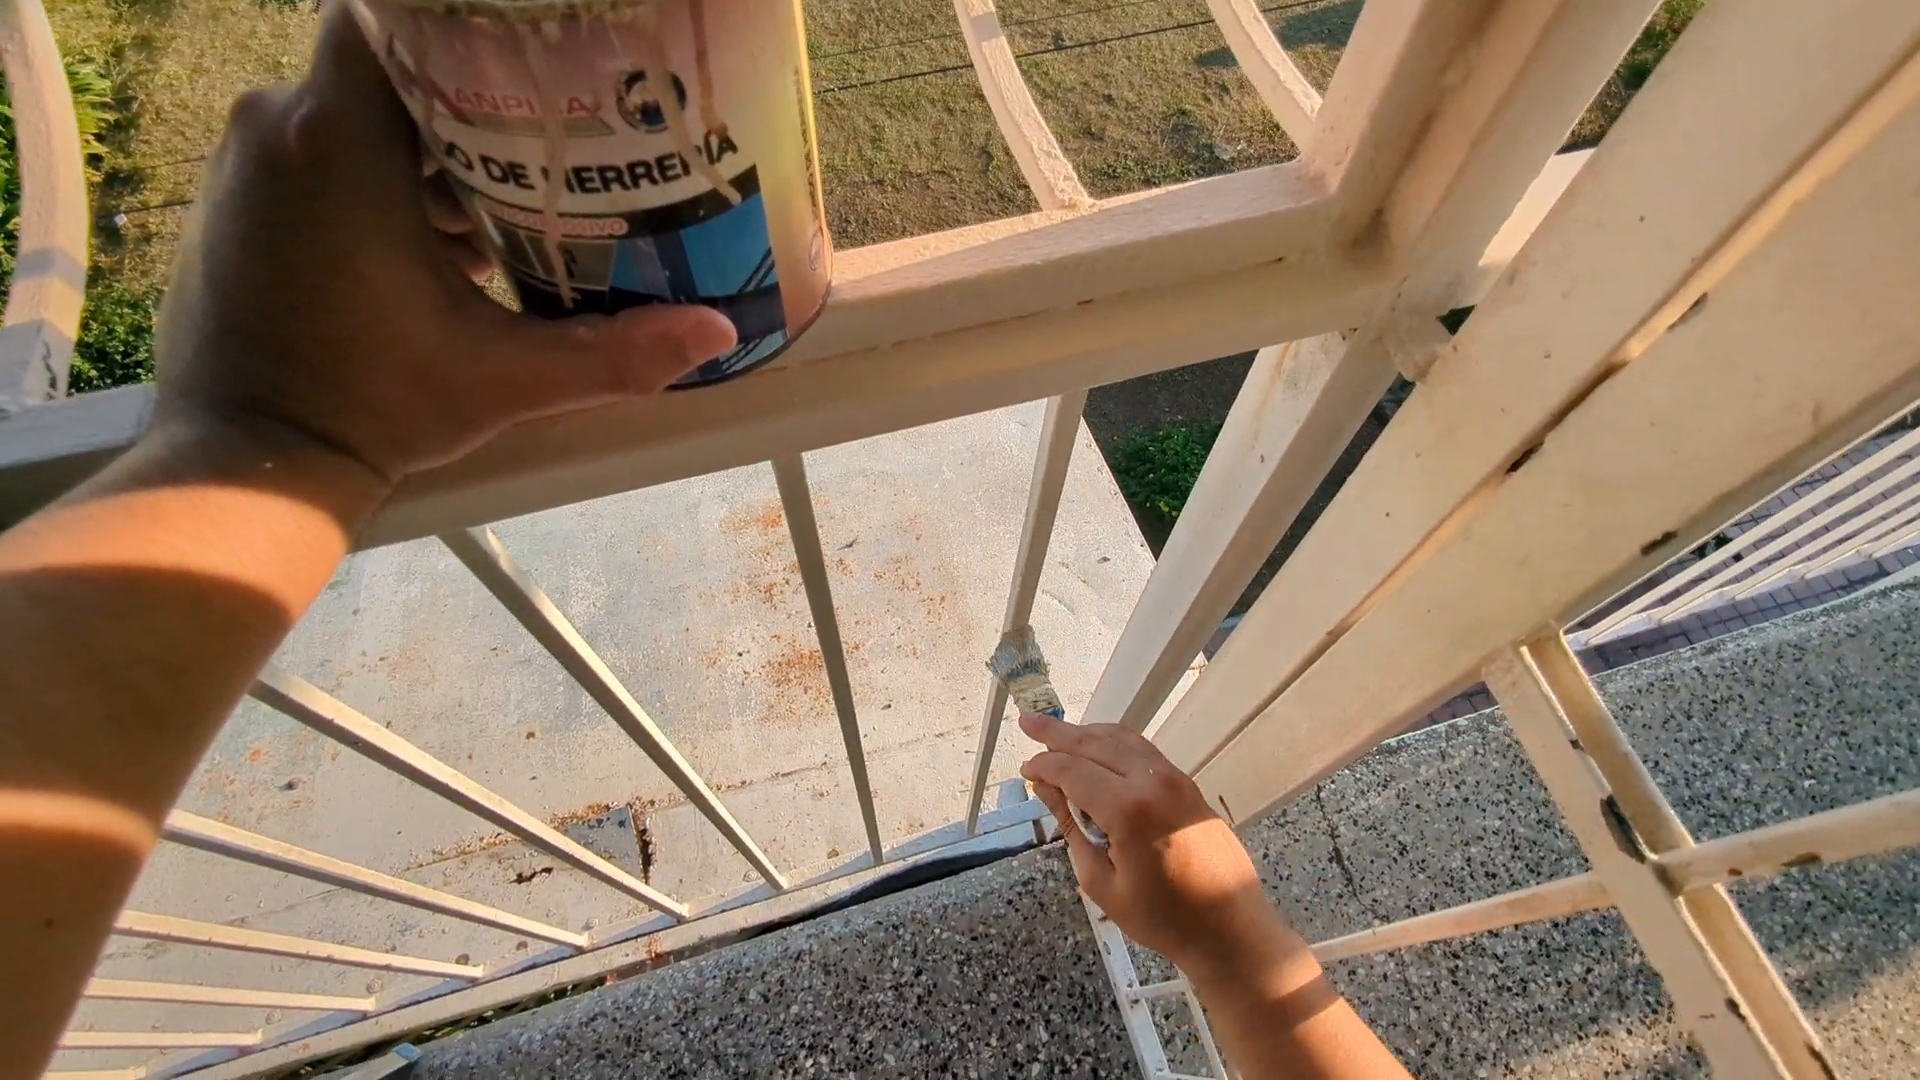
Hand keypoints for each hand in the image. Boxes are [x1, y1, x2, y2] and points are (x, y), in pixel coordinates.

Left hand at [152, 4, 736, 497]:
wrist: (257, 458)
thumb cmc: (378, 407)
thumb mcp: (513, 379)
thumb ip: (618, 352)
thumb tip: (718, 332)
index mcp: (341, 145)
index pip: (401, 22)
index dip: (478, 43)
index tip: (548, 81)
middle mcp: (282, 128)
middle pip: (401, 75)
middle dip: (484, 113)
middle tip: (566, 158)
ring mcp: (255, 163)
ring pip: (369, 117)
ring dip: (446, 158)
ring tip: (525, 211)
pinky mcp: (249, 199)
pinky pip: (335, 154)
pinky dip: (400, 185)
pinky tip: (460, 248)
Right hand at [1019, 712, 1301, 981]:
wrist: (1231, 930)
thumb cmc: (1162, 918)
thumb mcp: (1101, 882)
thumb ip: (1071, 827)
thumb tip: (1047, 789)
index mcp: (1127, 809)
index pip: (1072, 770)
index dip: (1044, 766)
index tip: (1025, 771)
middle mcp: (1151, 781)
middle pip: (1094, 743)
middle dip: (1057, 732)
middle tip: (1028, 721)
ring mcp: (1173, 778)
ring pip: (1120, 738)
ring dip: (1086, 732)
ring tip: (1057, 731)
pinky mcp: (1186, 782)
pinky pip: (1142, 749)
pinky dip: (1113, 741)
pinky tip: (1097, 745)